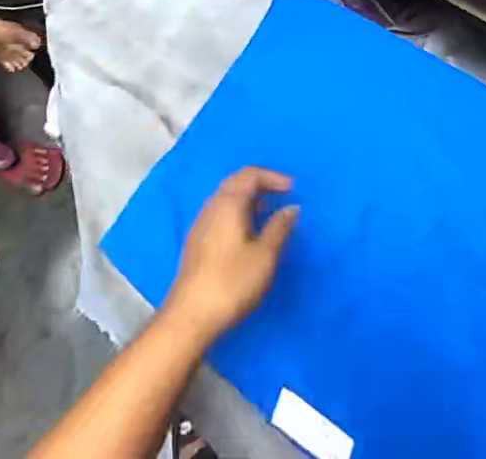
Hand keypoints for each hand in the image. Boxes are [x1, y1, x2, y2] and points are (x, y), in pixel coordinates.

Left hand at [159, 168, 298, 343]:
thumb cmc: (232, 282)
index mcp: (228, 203)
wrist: (192, 312)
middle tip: (283, 195)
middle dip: (261, 184)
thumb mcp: (264, 256)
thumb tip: (292, 207)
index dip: (273, 176)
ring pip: (227, 197)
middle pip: (237, 181)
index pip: (250, 174)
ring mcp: (202, 221)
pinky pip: (221, 211)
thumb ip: (279, 228)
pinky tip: (249, 231)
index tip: (293, 188)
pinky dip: (239, 211)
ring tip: (269, 213)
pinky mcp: (198, 238)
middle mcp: (212, 205)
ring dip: (249, 198)